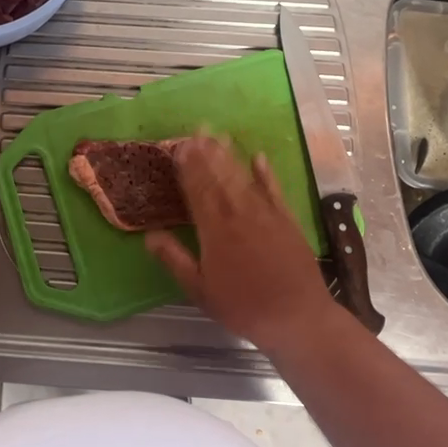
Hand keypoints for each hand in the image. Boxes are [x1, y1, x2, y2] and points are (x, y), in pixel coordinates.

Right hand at [145, 134, 336, 351]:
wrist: (297, 317)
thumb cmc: (242, 306)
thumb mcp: (199, 289)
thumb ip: (174, 259)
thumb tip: (150, 235)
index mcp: (214, 229)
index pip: (197, 190)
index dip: (188, 167)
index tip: (179, 147)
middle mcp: (239, 214)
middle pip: (220, 177)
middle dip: (207, 153)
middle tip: (198, 130)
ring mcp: (266, 214)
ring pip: (243, 178)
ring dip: (230, 156)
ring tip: (219, 136)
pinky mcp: (287, 220)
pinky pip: (274, 190)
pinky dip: (266, 174)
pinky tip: (259, 158)